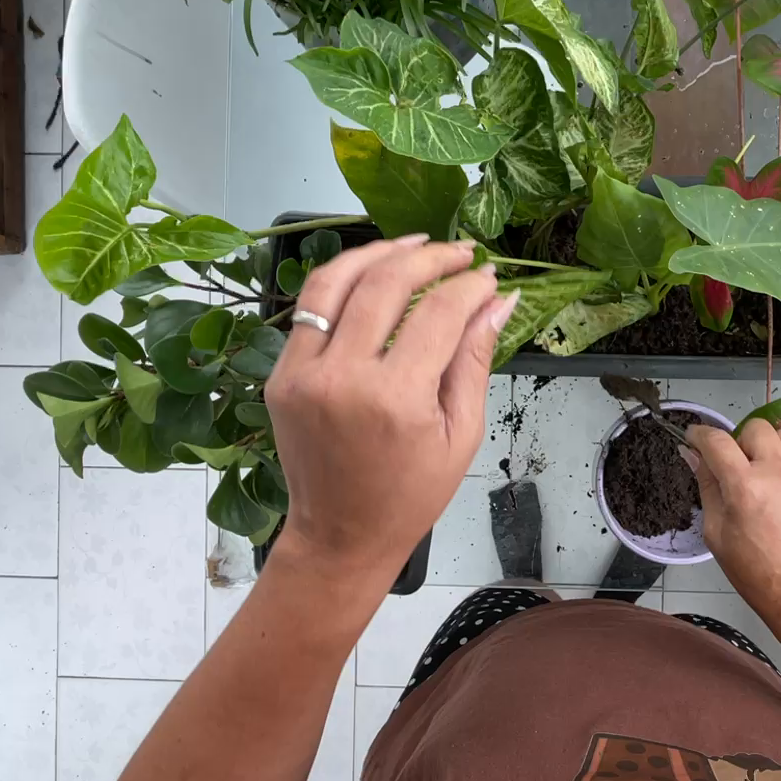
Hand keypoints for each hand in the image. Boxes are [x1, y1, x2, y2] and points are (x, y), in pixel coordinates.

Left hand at [264, 233, 517, 580]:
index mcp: (395, 400)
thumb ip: (474, 361)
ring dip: (379, 252)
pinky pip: (311, 310)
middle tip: (461, 252)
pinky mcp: (281, 375)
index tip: (489, 277)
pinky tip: (373, 275)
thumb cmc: (412, 495)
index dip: (469, 287)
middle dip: (430, 258)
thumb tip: (498, 302)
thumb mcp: (461, 435)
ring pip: (336, 282)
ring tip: (415, 245)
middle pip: (386, 284)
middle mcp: (342, 377)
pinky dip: (344, 283)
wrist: (340, 535)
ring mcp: (302, 373)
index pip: (438, 314)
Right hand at [686, 420, 780, 639]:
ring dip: (771, 449)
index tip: (695, 437)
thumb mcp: (717, 534)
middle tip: (738, 465)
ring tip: (767, 475)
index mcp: (746, 486)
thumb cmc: (756, 575)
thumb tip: (694, 457)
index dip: (700, 434)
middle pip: (756, 428)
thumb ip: (707, 487)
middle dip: (740, 441)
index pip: (717, 441)